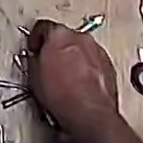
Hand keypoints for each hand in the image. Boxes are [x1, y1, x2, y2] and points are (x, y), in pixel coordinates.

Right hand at [27, 19, 119, 138]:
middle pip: (63, 36)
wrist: (90, 115)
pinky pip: (94, 61)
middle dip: (56, 48)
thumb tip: (35, 60)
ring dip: (73, 57)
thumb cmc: (64, 96)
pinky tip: (79, 84)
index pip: (42, 26)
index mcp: (59, 34)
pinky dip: (87, 68)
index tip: (34, 48)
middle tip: (48, 63)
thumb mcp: (33, 76)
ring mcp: (96, 51)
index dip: (35, 38)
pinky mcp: (109, 66)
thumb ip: (33, 59)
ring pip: (80, 48)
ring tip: (65, 77)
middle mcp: (80, 38)